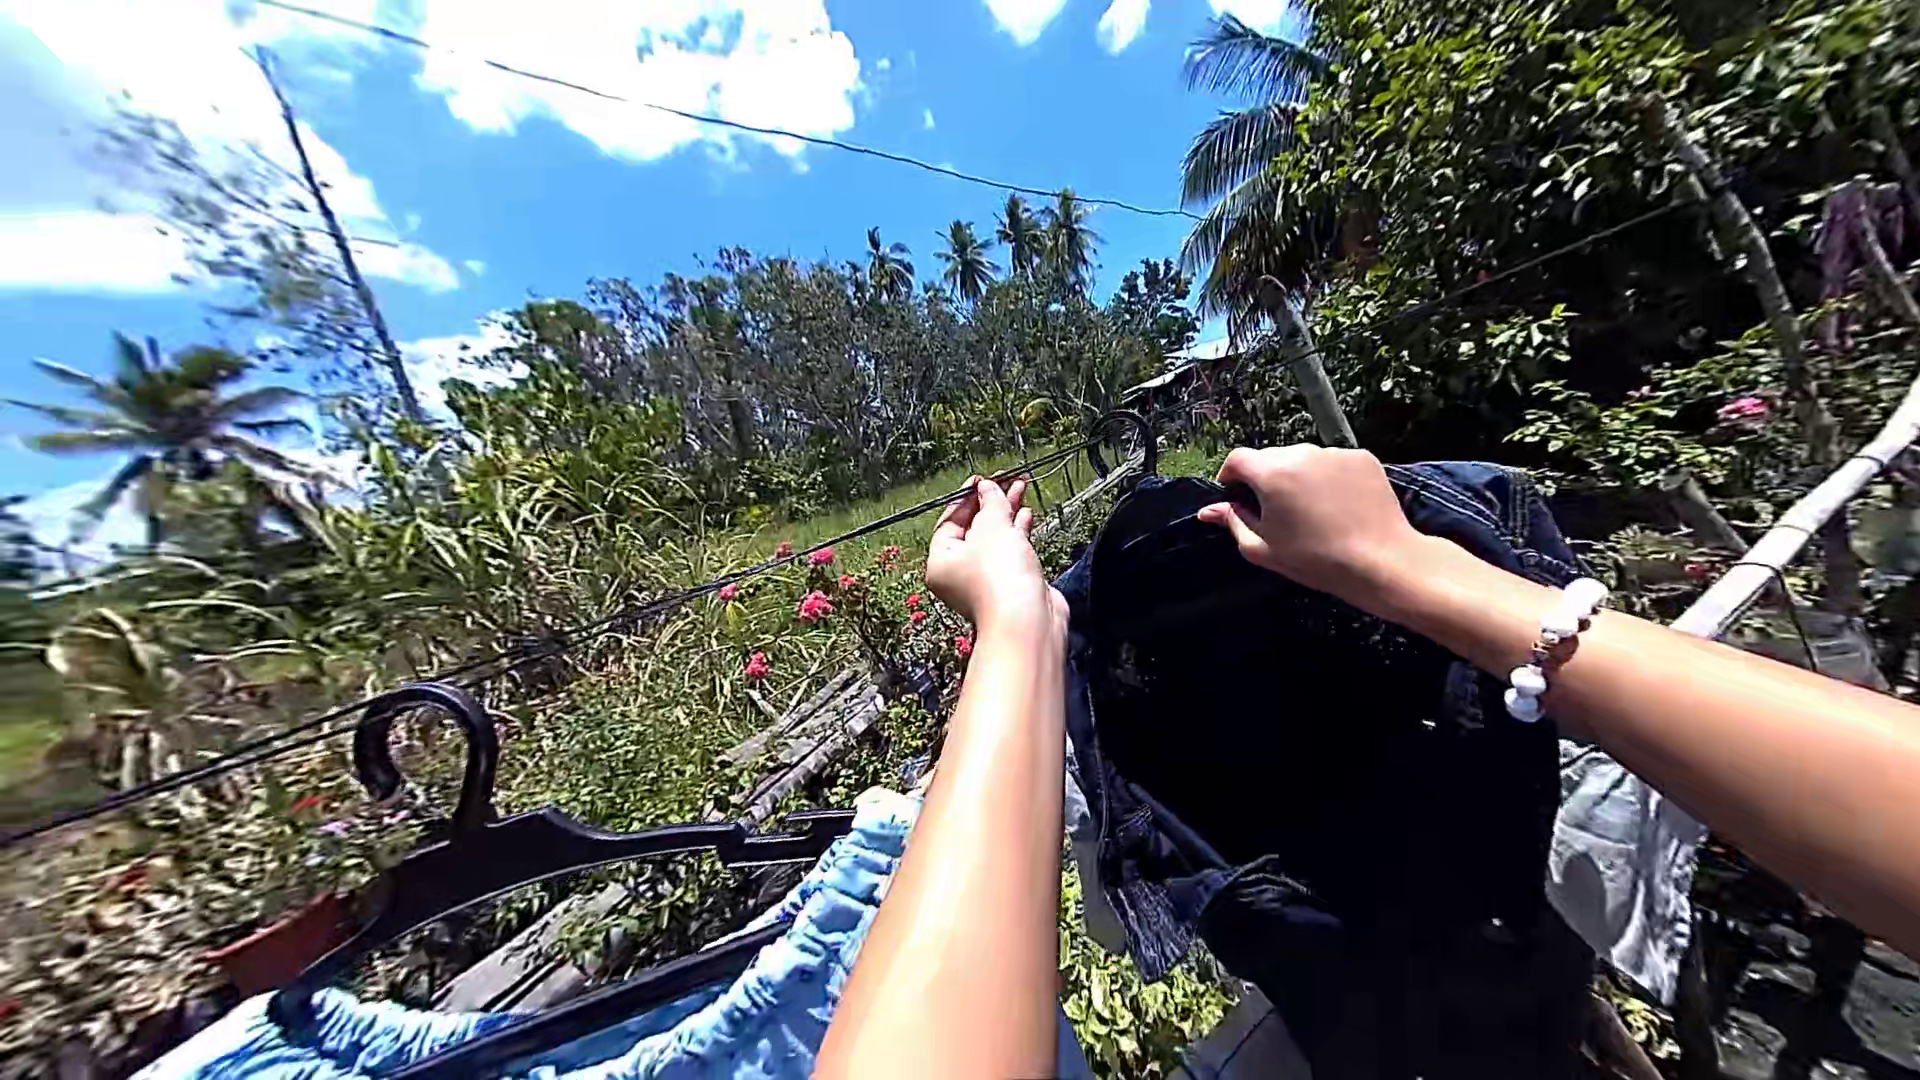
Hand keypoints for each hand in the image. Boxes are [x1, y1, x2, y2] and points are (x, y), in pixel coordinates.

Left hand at [925, 477, 1065, 638]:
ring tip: (1020, 489)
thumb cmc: (1000, 575)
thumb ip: (990, 502)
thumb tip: (988, 487)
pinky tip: (1026, 514)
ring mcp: (985, 580)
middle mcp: (959, 573)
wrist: (1028, 620)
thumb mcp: (991, 526)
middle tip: (1006, 481)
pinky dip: (1017, 532)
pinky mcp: (1010, 584)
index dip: (967, 497)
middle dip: (991, 503)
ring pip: (994, 539)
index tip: (983, 479)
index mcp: (941, 561)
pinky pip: (1010, 551)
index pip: (949, 521)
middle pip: (973, 528)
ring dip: (1007, 514)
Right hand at [1195, 445, 1430, 610]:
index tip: (1236, 498)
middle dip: (1263, 478)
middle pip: (1269, 457)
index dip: (1230, 476)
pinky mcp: (1362, 457)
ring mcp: (1334, 453)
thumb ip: (1232, 522)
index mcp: (1271, 473)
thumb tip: (1208, 510)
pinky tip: (1333, 503)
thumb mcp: (1261, 547)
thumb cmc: (1313, 559)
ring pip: (1300, 458)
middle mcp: (1301, 453)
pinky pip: (1329, 462)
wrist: (1382, 561)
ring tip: (1307, 508)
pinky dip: (1324, 476)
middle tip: (1273, 509)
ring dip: (1294, 476)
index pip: (1236, 459)